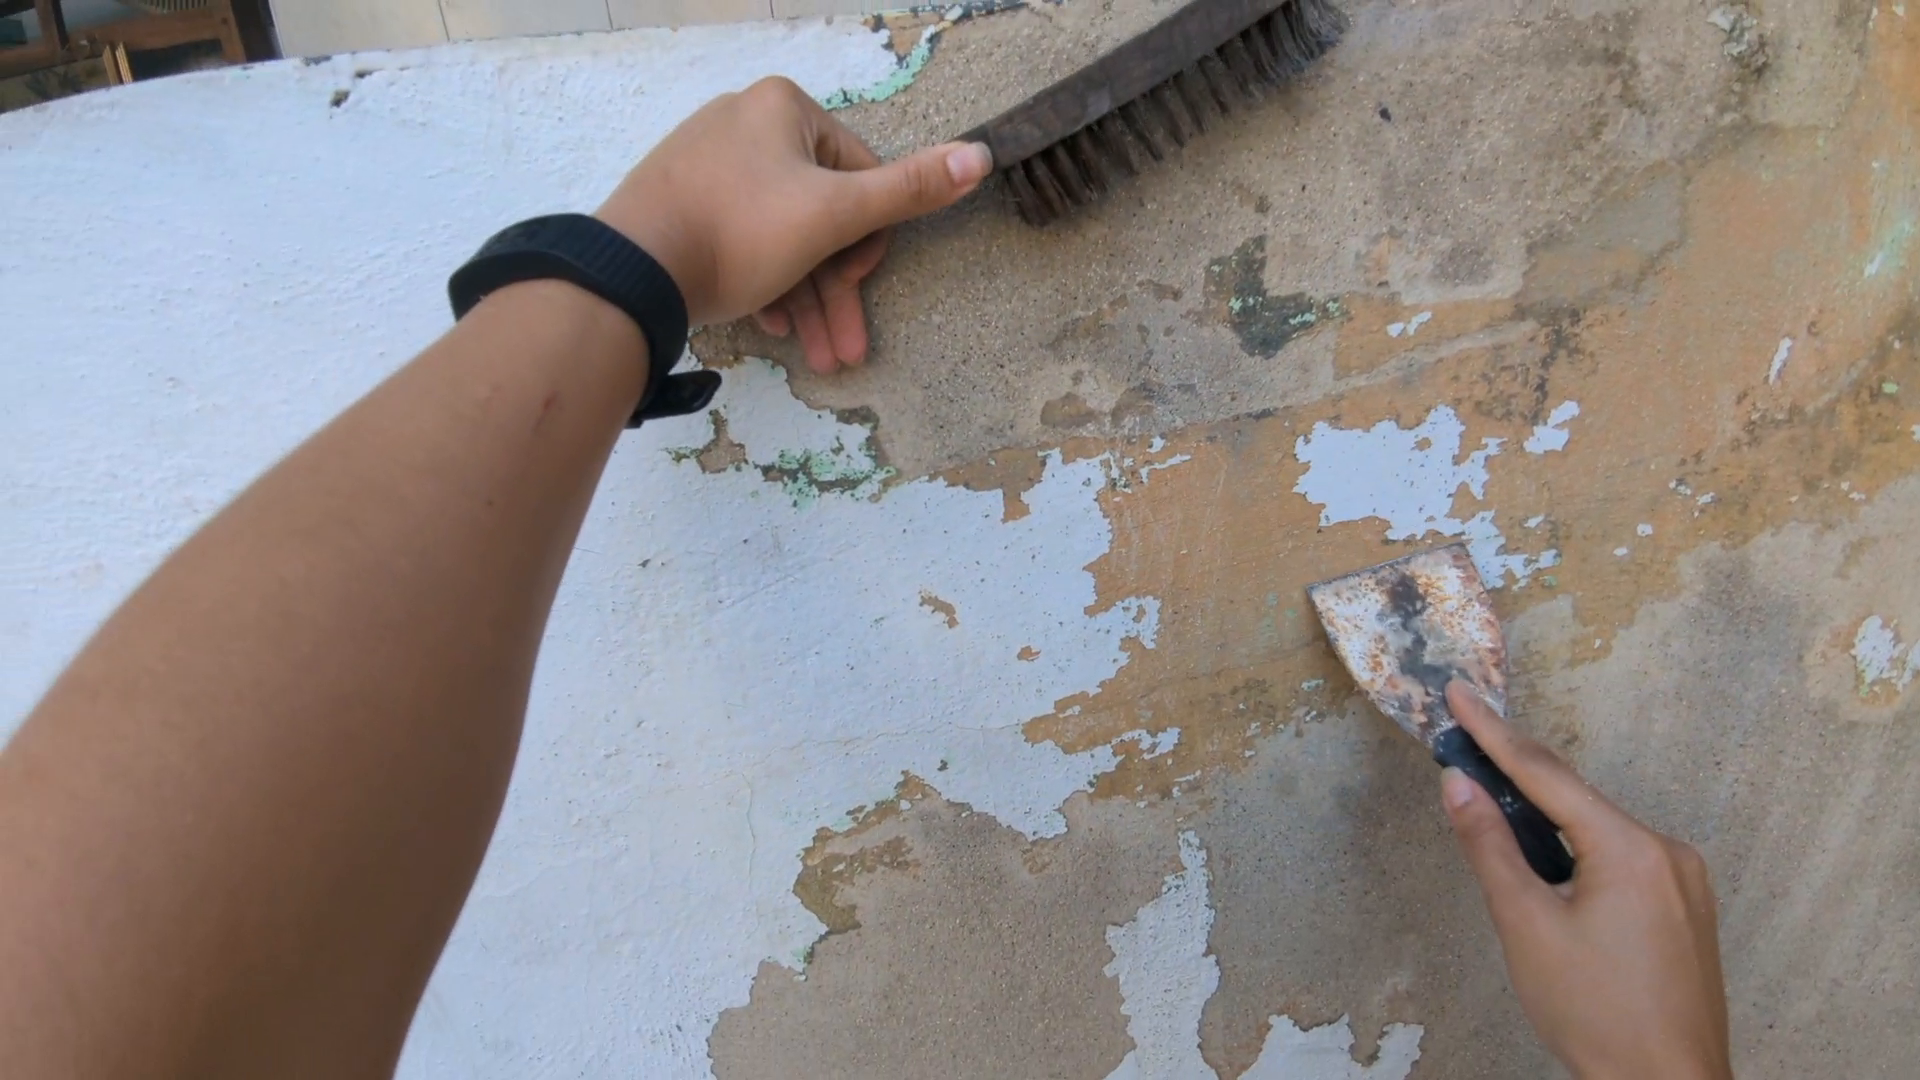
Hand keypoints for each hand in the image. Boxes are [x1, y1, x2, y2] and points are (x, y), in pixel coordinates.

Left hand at [595, 76, 993, 374]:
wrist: (633, 272)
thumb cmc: (742, 233)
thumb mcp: (835, 216)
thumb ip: (908, 191)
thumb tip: (981, 155)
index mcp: (786, 111)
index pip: (861, 177)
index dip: (868, 241)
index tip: (856, 286)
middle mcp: (748, 125)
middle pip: (821, 218)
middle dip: (838, 293)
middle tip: (847, 352)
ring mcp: (711, 165)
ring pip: (784, 239)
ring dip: (809, 303)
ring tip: (820, 359)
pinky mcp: (686, 204)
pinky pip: (746, 243)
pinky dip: (768, 286)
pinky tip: (777, 327)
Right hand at [1440, 682, 1731, 1079]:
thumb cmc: (1587, 1004)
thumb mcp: (1523, 920)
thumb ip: (1487, 842)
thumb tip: (1455, 779)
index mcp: (1630, 850)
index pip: (1544, 774)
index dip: (1493, 730)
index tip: (1458, 690)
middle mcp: (1665, 851)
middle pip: (1572, 792)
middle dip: (1512, 760)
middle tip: (1460, 724)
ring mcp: (1681, 878)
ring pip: (1590, 820)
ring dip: (1536, 799)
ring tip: (1484, 779)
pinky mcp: (1679, 903)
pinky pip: (1609, 845)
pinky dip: (1564, 830)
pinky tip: (1536, 836)